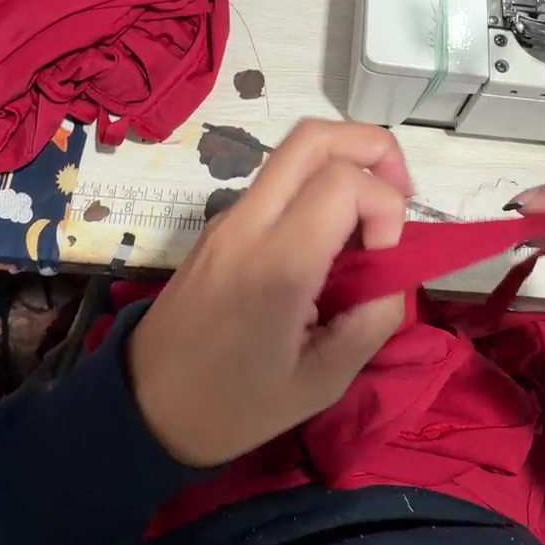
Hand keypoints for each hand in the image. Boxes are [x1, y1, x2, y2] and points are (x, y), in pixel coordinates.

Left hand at [127, 120, 411, 466]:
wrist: (143, 407)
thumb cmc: (233, 406)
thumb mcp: (321, 383)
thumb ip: (372, 322)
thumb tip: (394, 277)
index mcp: (277, 265)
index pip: (344, 182)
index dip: (386, 205)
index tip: (384, 258)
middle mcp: (248, 224)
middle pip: (313, 137)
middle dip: (373, 146)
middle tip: (401, 192)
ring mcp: (229, 217)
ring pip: (294, 151)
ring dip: (346, 161)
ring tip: (372, 213)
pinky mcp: (221, 224)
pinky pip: (278, 179)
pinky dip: (320, 183)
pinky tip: (333, 235)